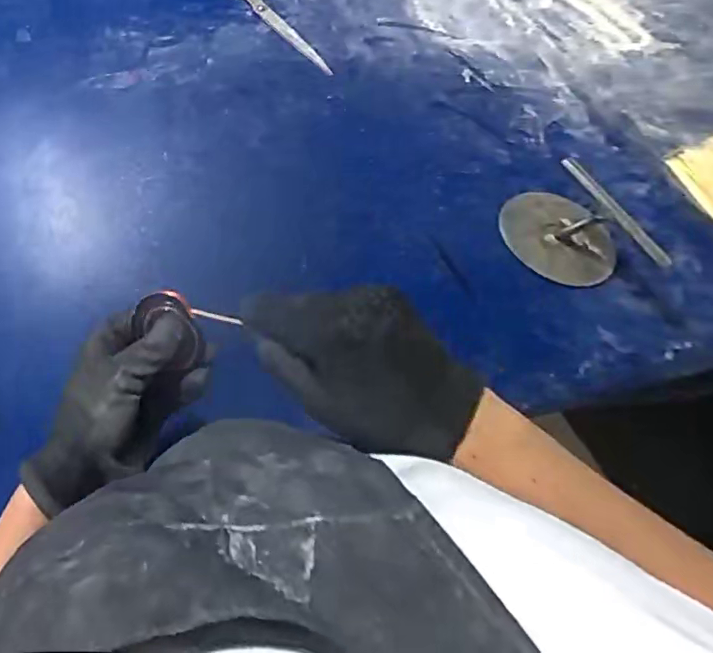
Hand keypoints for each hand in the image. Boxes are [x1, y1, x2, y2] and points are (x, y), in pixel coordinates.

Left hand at [21, 310, 208, 515]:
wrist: (89, 469)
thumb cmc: (95, 413)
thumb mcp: (120, 375)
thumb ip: (151, 350)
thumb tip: (178, 320)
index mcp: (106, 344)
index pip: (136, 318)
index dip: (160, 316)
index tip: (188, 317)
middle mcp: (124, 360)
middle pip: (159, 342)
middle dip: (182, 341)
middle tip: (207, 344)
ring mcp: (141, 386)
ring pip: (172, 366)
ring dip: (190, 362)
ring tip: (209, 360)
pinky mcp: (156, 411)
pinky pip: (177, 391)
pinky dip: (190, 385)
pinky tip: (202, 381)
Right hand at [248, 285, 482, 460]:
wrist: (456, 419)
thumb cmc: (379, 418)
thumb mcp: (316, 402)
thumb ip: (278, 362)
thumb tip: (257, 334)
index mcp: (325, 328)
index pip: (263, 304)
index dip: (256, 319)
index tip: (261, 336)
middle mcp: (346, 301)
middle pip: (291, 299)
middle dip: (288, 320)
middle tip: (301, 351)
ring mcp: (370, 293)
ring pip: (317, 299)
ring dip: (314, 318)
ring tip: (332, 348)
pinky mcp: (388, 294)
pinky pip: (343, 299)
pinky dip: (339, 315)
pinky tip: (354, 339)